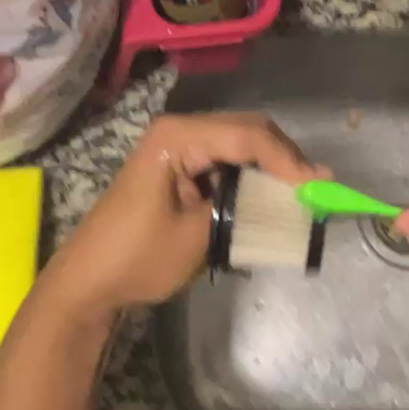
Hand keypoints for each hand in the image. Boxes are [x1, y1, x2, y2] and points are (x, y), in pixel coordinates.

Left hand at [38, 112, 322, 317]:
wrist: (89, 280)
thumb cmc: (140, 257)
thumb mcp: (200, 234)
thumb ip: (250, 207)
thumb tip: (299, 194)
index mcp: (178, 136)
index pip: (247, 136)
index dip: (287, 159)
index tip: (319, 187)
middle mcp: (179, 128)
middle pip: (246, 130)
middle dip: (284, 157)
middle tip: (316, 188)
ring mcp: (178, 144)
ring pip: (239, 141)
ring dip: (270, 165)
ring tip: (301, 191)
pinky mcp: (179, 163)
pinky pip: (226, 157)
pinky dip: (251, 173)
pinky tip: (269, 194)